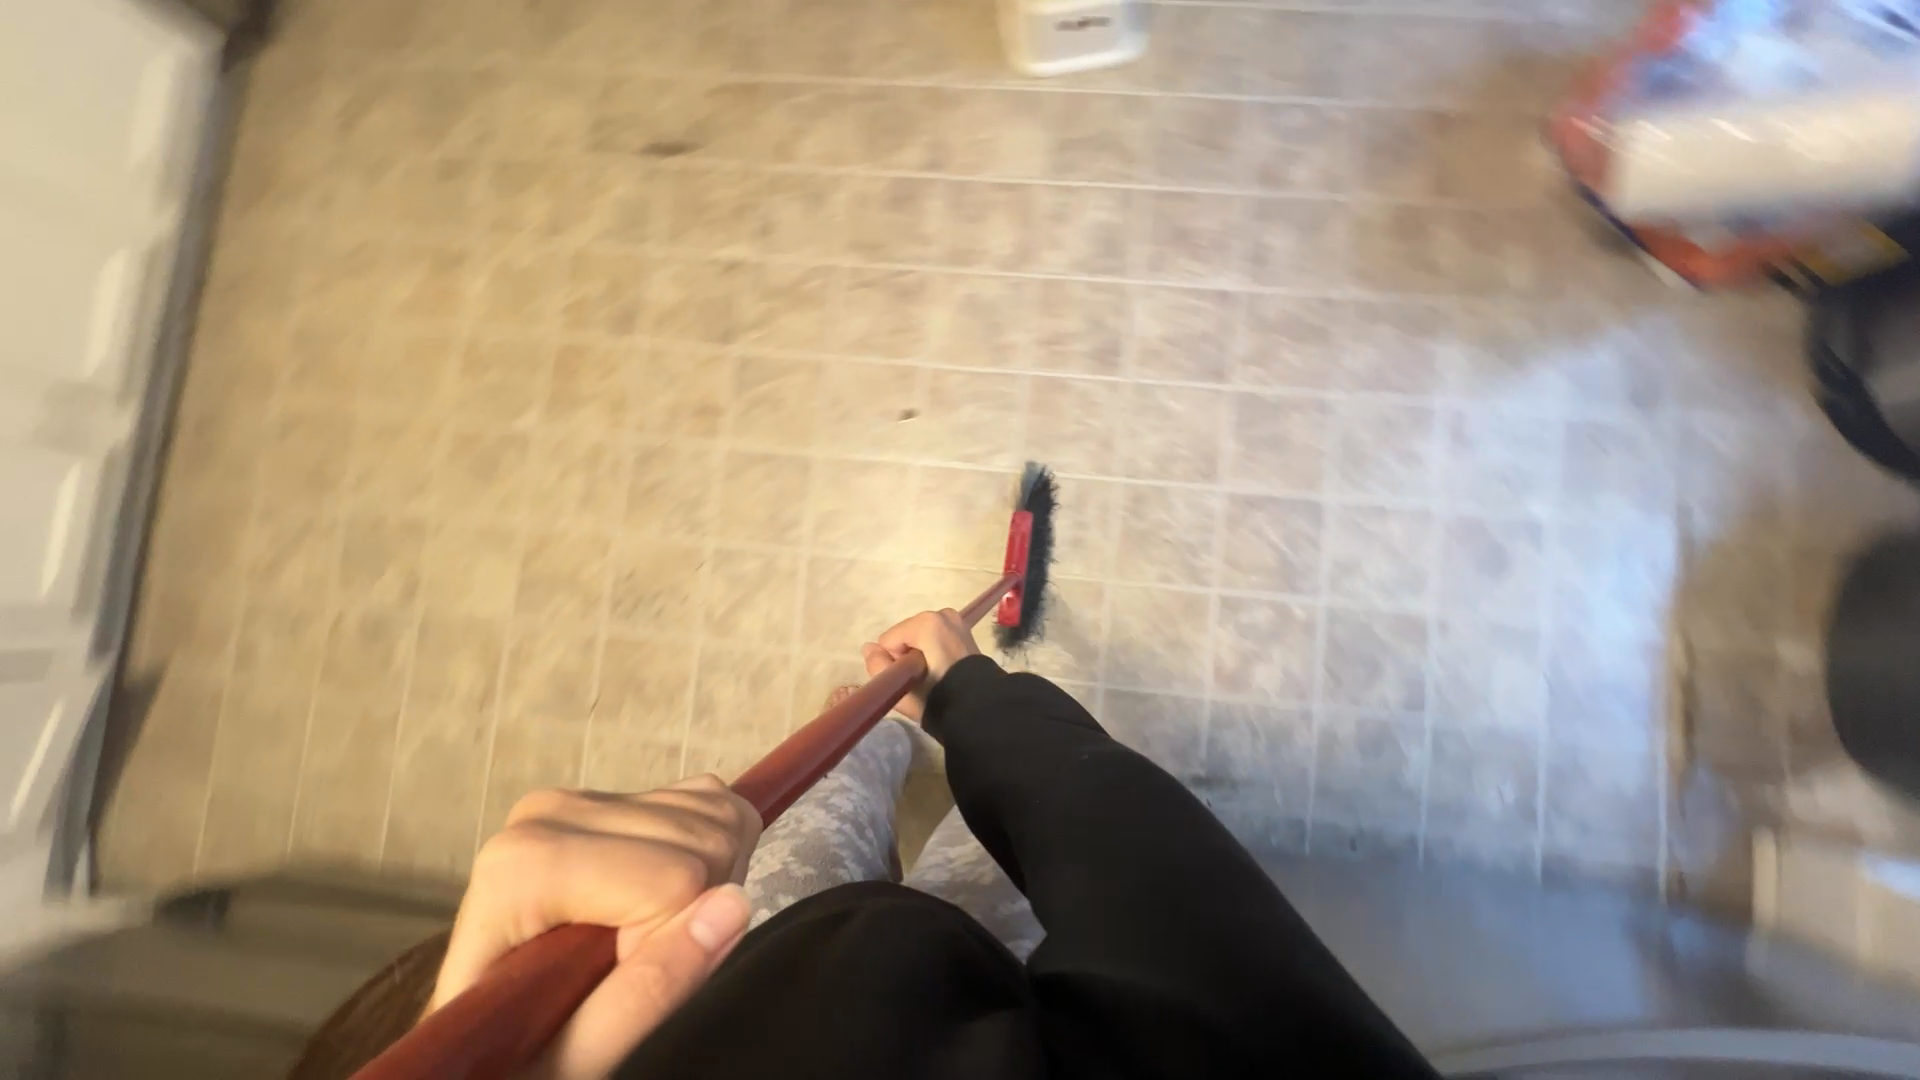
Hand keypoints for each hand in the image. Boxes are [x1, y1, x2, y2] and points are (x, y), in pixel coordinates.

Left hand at [429, 777, 761, 1079]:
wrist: (485, 1035)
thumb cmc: (518, 1055)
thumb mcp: (574, 1059)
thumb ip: (651, 988)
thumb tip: (734, 902)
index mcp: (527, 868)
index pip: (678, 878)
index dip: (671, 943)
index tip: (620, 983)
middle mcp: (550, 812)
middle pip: (702, 837)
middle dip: (700, 904)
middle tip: (642, 960)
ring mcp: (581, 798)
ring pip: (714, 813)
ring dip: (712, 878)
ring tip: (649, 932)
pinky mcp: (611, 795)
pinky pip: (707, 799)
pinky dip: (712, 849)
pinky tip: (664, 892)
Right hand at [860, 608, 979, 722]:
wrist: (978, 709)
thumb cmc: (936, 697)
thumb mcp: (901, 686)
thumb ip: (878, 665)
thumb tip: (868, 648)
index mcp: (927, 622)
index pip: (889, 640)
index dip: (894, 662)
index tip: (908, 680)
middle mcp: (942, 614)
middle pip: (905, 636)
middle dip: (907, 656)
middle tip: (921, 681)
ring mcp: (956, 621)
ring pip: (919, 638)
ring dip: (920, 655)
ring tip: (933, 677)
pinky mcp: (963, 631)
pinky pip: (935, 639)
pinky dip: (933, 652)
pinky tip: (942, 670)